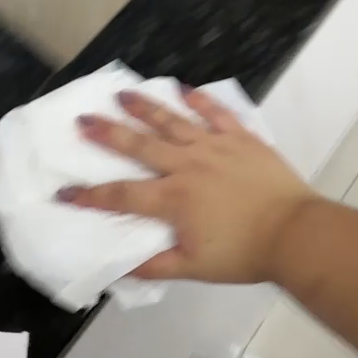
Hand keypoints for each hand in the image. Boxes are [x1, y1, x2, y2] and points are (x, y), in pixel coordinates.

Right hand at [58, 87, 320, 283]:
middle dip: (108, 133)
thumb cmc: (243, 253)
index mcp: (174, 199)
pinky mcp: (241, 136)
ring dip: (146, 107)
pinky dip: (199, 99)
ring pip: (174, 121)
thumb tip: (118, 269)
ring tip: (124, 93)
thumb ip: (154, 266)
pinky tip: (184, 89)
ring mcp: (216, 146)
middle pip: (140, 146)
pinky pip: (216, 113)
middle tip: (83, 119)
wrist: (293, 231)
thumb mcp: (194, 267)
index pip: (122, 196)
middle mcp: (188, 165)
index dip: (90, 195)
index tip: (63, 190)